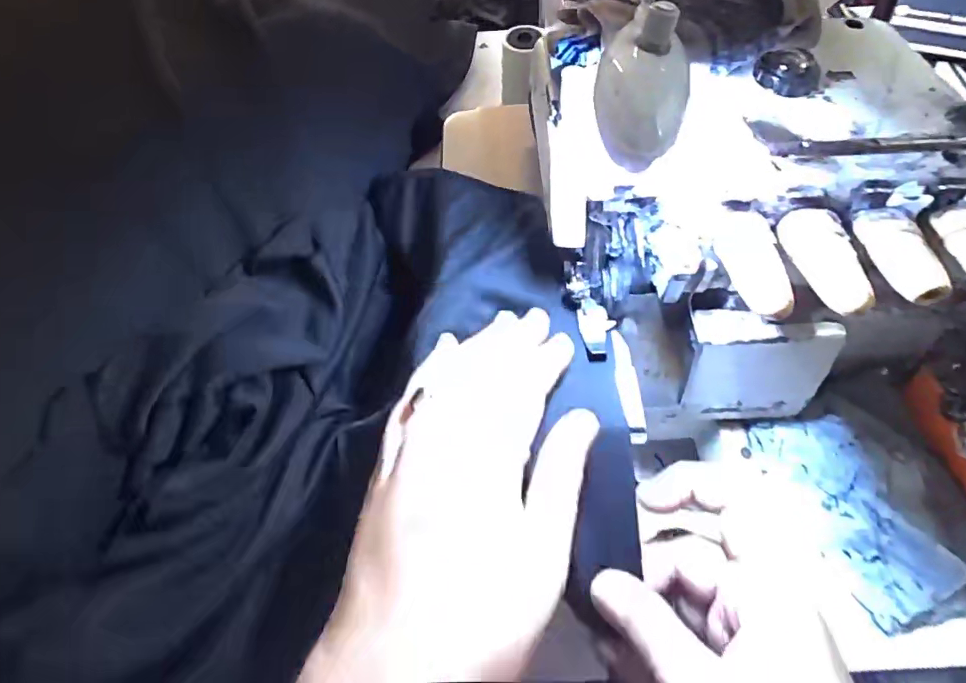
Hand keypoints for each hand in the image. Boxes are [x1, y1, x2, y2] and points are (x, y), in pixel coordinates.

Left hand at [300, 308, 599, 682]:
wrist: (382, 678)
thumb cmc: (480, 623)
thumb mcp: (541, 560)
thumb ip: (560, 479)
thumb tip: (582, 418)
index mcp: (489, 465)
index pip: (520, 395)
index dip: (542, 365)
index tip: (561, 341)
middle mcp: (445, 447)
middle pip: (482, 380)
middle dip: (509, 346)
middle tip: (532, 318)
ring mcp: (408, 457)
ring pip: (445, 385)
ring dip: (473, 351)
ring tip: (495, 326)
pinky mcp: (384, 474)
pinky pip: (408, 407)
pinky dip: (426, 376)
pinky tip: (438, 359)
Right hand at [589, 462, 849, 682]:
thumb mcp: (698, 681)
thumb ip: (648, 625)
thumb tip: (602, 582)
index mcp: (768, 583)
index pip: (726, 509)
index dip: (684, 490)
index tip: (637, 499)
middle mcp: (762, 596)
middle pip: (695, 558)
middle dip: (645, 573)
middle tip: (598, 597)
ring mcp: (753, 633)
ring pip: (688, 602)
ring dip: (644, 614)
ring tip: (602, 637)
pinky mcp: (745, 666)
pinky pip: (695, 637)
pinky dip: (660, 643)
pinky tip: (622, 656)